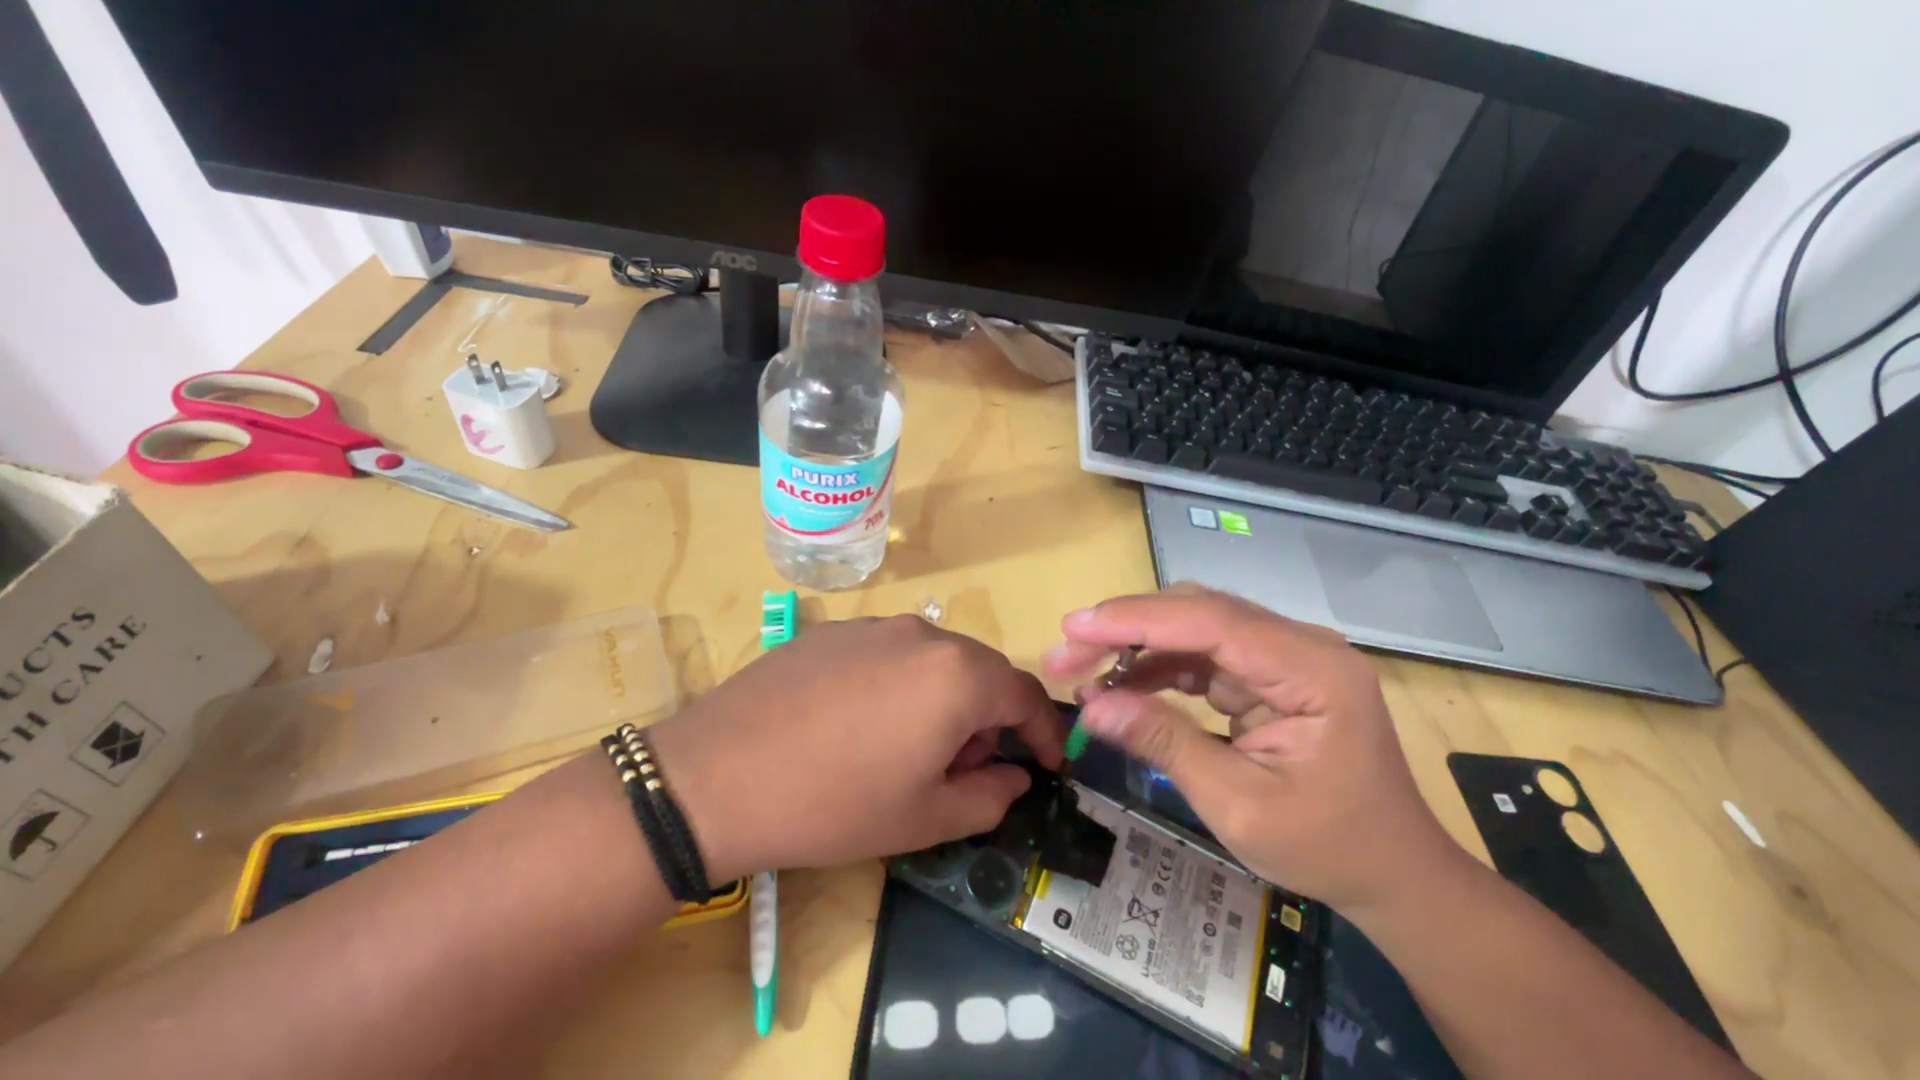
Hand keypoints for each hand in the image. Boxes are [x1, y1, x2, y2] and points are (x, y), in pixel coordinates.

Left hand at [647, 615, 1060, 880]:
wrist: (715, 778)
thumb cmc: (834, 804)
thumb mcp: (925, 818)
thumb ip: (989, 797)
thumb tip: (1012, 776)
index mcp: (957, 675)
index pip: (1025, 694)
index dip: (1045, 732)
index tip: (1047, 764)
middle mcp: (920, 634)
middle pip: (979, 671)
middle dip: (989, 720)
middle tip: (967, 770)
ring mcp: (868, 626)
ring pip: (931, 661)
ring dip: (942, 702)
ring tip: (910, 751)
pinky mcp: (826, 633)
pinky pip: (885, 655)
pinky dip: (898, 687)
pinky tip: (860, 727)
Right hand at [1042, 585, 1457, 911]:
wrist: (1392, 872)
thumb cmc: (1324, 846)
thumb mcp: (1237, 802)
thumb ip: (1164, 742)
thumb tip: (1091, 706)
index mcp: (1312, 670)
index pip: (1212, 621)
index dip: (1136, 619)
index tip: (1074, 627)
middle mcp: (1303, 648)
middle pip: (1201, 614)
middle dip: (1127, 629)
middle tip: (1063, 655)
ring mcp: (1290, 659)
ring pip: (1198, 629)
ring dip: (1138, 646)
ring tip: (1079, 672)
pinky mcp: (1275, 677)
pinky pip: (1208, 658)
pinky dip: (1161, 669)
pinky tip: (1121, 687)